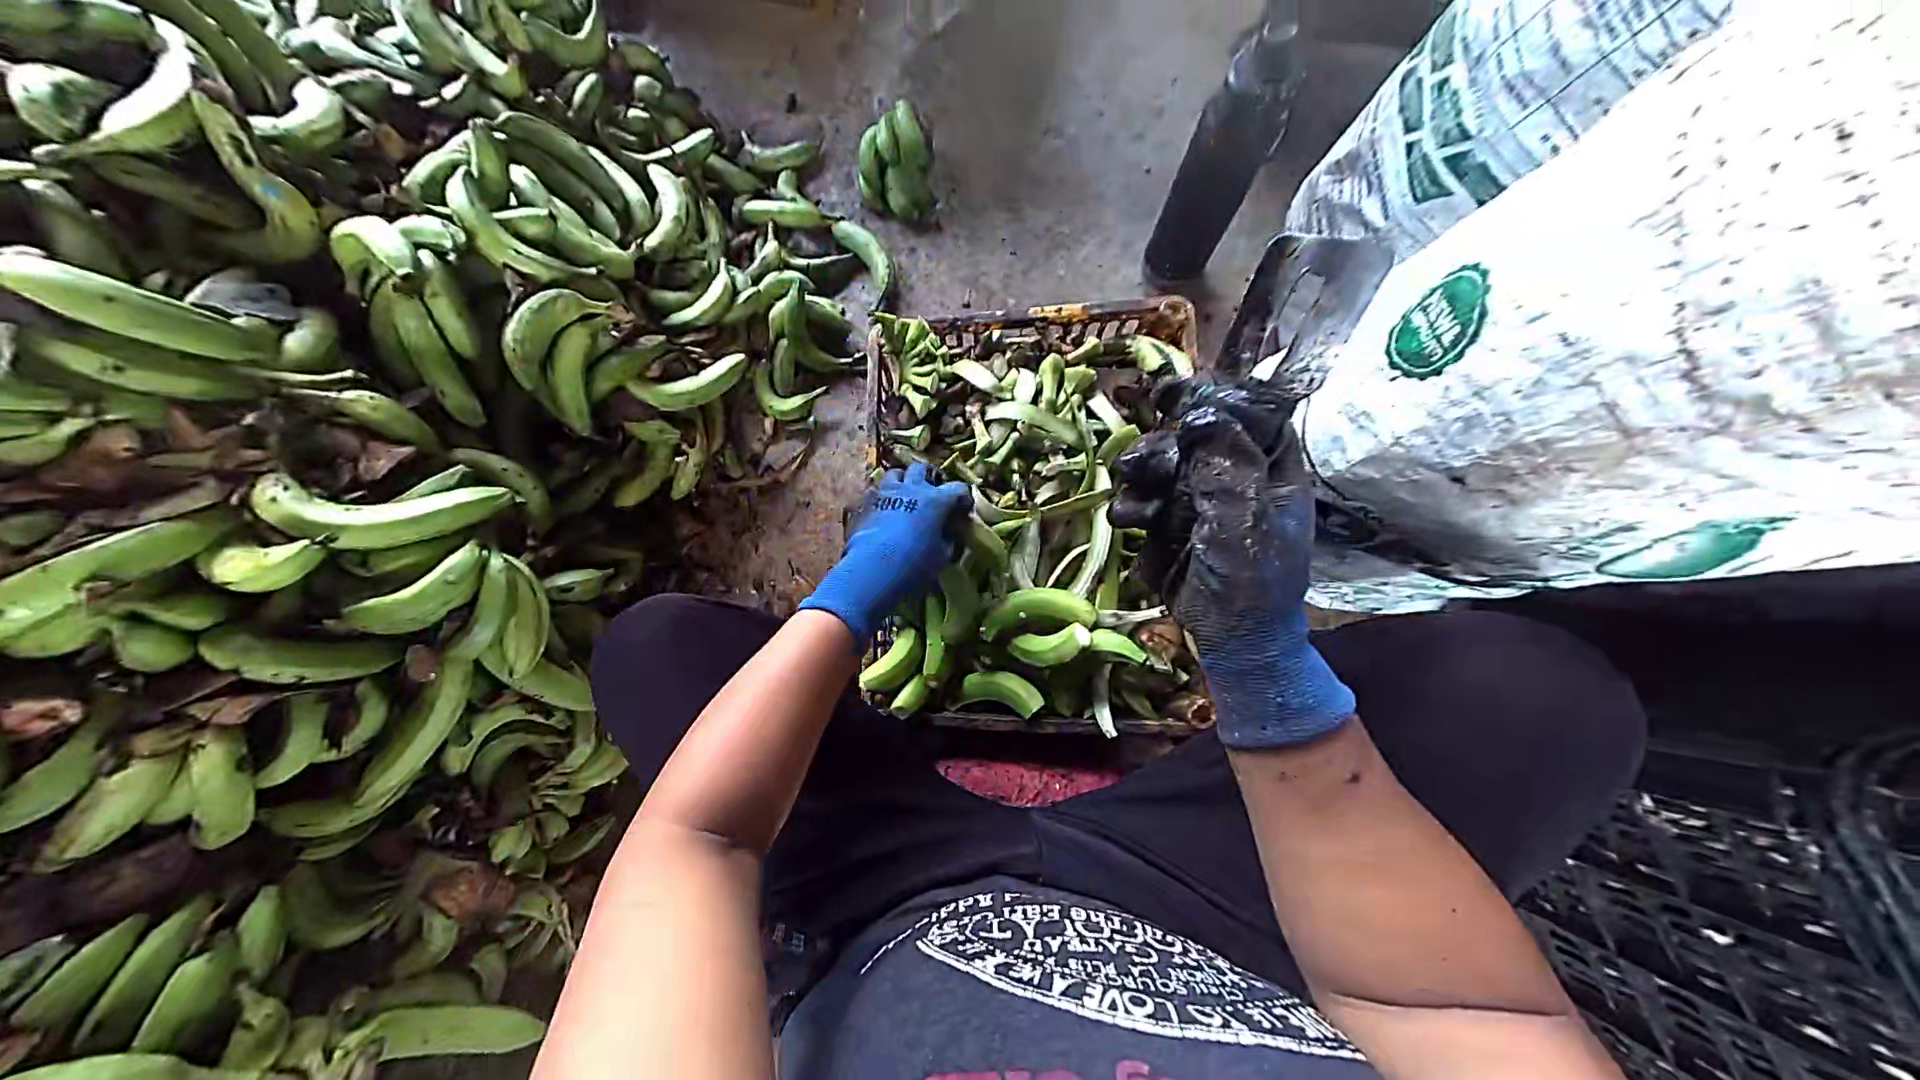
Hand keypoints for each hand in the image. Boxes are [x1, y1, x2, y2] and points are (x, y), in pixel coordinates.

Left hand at [798, 463, 969, 646]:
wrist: (874, 568)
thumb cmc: (916, 564)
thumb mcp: (943, 557)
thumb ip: (950, 541)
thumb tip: (952, 535)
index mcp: (936, 500)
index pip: (958, 488)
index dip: (964, 498)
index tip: (963, 509)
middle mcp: (912, 488)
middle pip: (922, 469)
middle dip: (929, 478)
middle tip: (932, 494)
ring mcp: (886, 492)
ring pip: (895, 474)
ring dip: (903, 482)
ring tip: (905, 496)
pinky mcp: (864, 502)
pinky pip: (875, 492)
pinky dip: (882, 498)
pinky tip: (882, 511)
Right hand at [1112, 379, 1354, 748]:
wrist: (1230, 639)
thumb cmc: (1253, 588)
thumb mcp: (1245, 531)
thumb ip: (1227, 474)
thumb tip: (1205, 416)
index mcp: (1270, 467)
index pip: (1248, 411)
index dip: (1214, 398)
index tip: (1174, 396)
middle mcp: (1233, 471)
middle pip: (1193, 431)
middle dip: (1164, 444)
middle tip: (1142, 462)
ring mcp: (1198, 493)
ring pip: (1161, 459)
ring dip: (1141, 473)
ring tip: (1135, 505)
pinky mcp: (1169, 515)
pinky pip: (1144, 494)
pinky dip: (1133, 505)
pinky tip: (1131, 523)